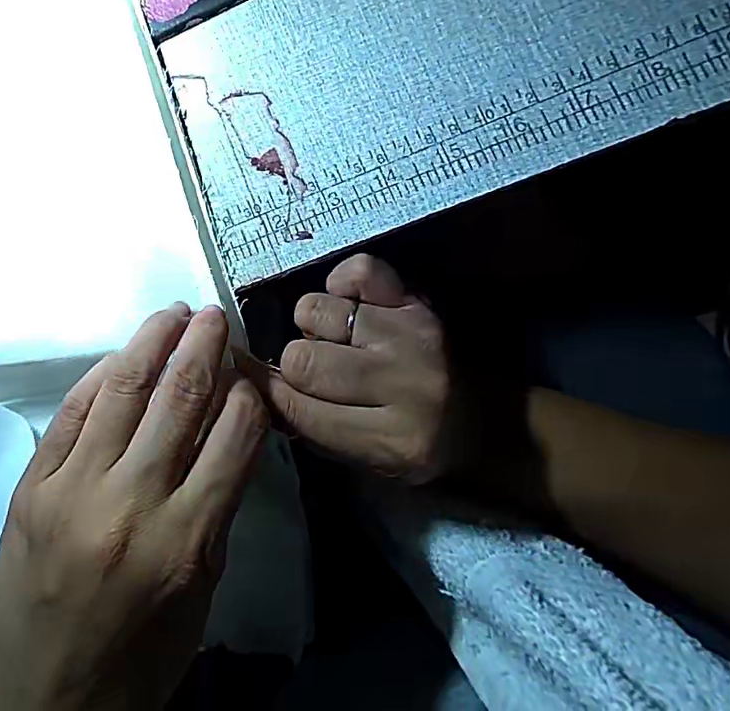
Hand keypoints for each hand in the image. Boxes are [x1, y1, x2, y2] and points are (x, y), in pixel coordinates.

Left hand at [0, 304, 268, 710]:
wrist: (42, 694)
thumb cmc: (138, 655)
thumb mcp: (201, 592)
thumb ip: (216, 507)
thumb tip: (229, 430)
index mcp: (185, 542)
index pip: (232, 438)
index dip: (246, 392)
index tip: (249, 369)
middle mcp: (130, 503)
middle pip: (178, 398)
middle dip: (203, 345)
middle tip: (215, 314)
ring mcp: (74, 486)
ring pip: (123, 388)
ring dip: (152, 340)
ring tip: (173, 314)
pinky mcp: (34, 481)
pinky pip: (73, 409)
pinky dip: (102, 374)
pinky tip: (123, 353)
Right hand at [247, 254, 460, 483]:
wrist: (482, 420)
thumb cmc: (409, 442)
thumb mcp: (361, 456)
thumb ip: (305, 421)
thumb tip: (247, 375)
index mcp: (390, 440)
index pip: (298, 409)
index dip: (268, 391)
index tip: (252, 378)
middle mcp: (404, 386)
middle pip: (302, 360)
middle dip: (296, 364)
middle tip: (314, 368)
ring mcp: (411, 336)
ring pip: (315, 311)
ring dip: (314, 325)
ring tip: (335, 338)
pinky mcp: (416, 301)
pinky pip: (357, 271)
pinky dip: (341, 284)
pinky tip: (348, 304)